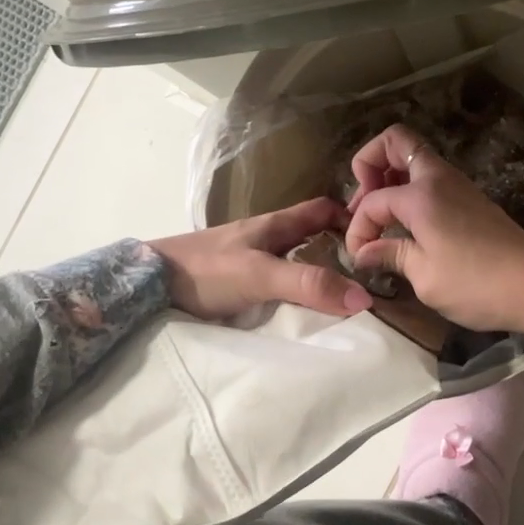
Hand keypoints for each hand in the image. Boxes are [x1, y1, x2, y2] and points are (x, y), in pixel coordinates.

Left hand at [148, 198, 374, 320]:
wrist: (145, 287)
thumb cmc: (204, 271)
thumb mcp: (261, 275)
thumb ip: (308, 284)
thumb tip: (364, 299)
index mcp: (274, 225)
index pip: (323, 209)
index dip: (351, 219)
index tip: (377, 243)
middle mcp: (265, 239)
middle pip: (311, 237)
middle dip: (338, 252)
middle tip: (367, 279)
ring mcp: (248, 261)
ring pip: (293, 261)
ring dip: (315, 275)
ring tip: (342, 302)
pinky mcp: (234, 285)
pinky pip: (275, 284)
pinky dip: (293, 294)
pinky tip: (300, 314)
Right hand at [345, 124, 523, 333]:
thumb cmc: (477, 284)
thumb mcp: (425, 277)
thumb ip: (390, 255)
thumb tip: (363, 252)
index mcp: (422, 194)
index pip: (373, 200)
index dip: (357, 228)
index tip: (359, 258)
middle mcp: (439, 179)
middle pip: (396, 142)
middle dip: (369, 165)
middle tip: (363, 205)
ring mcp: (459, 187)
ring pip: (415, 160)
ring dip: (390, 179)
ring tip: (381, 218)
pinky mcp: (472, 201)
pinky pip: (431, 181)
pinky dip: (411, 193)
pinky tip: (407, 227)